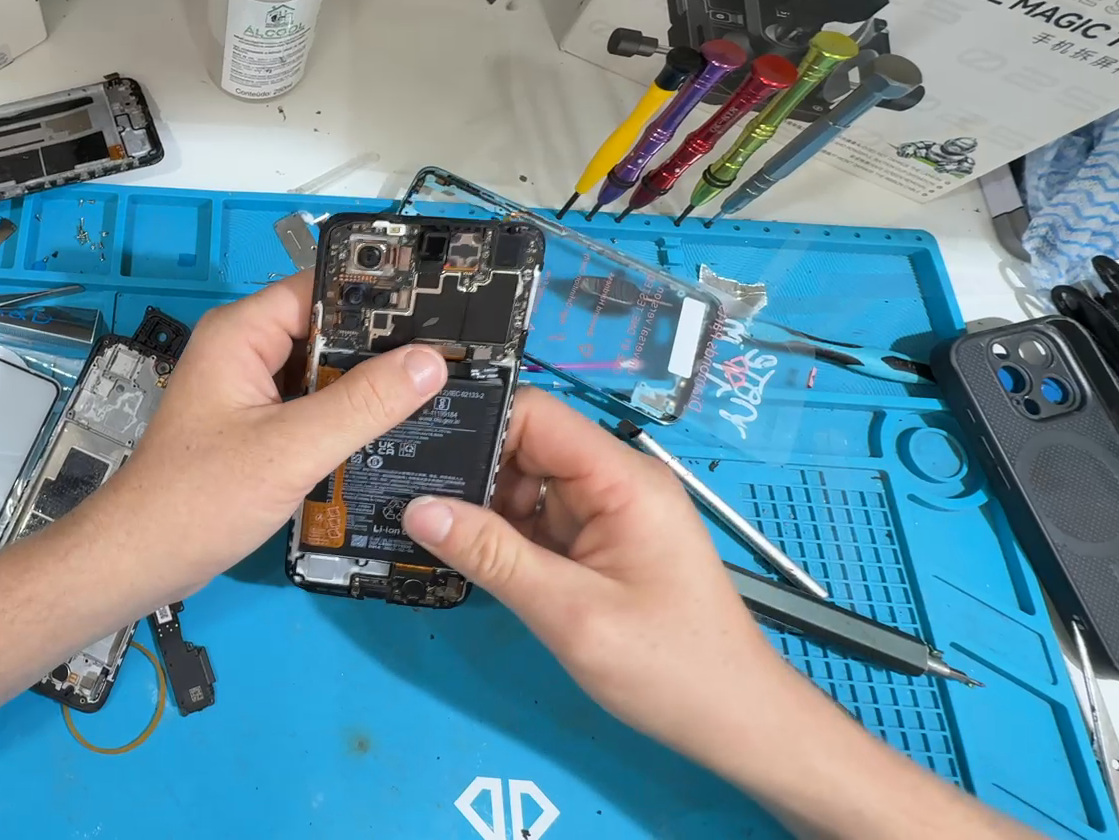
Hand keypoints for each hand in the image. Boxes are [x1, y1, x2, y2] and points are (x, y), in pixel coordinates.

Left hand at [82, 272, 447, 595]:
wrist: (145, 555)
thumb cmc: (202, 497)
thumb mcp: (291, 447)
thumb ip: (362, 403)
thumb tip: (428, 362)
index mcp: (240, 333)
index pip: (319, 290)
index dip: (376, 298)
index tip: (438, 313)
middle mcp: (242, 349)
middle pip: (322, 329)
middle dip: (378, 346)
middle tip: (448, 360)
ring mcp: (245, 387)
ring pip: (318, 369)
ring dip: (363, 383)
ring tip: (433, 390)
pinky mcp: (251, 422)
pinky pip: (307, 402)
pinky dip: (341, 412)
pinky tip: (386, 427)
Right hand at [400, 389, 803, 765]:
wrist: (739, 730)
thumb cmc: (672, 670)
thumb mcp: (571, 615)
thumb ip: (492, 556)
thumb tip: (416, 509)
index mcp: (620, 479)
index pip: (534, 415)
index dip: (476, 422)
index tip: (418, 444)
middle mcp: (609, 480)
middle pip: (521, 441)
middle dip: (467, 463)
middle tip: (406, 487)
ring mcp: (598, 508)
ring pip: (517, 477)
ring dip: (476, 500)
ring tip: (424, 518)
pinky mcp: (587, 536)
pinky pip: (527, 512)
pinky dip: (493, 527)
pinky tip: (459, 544)